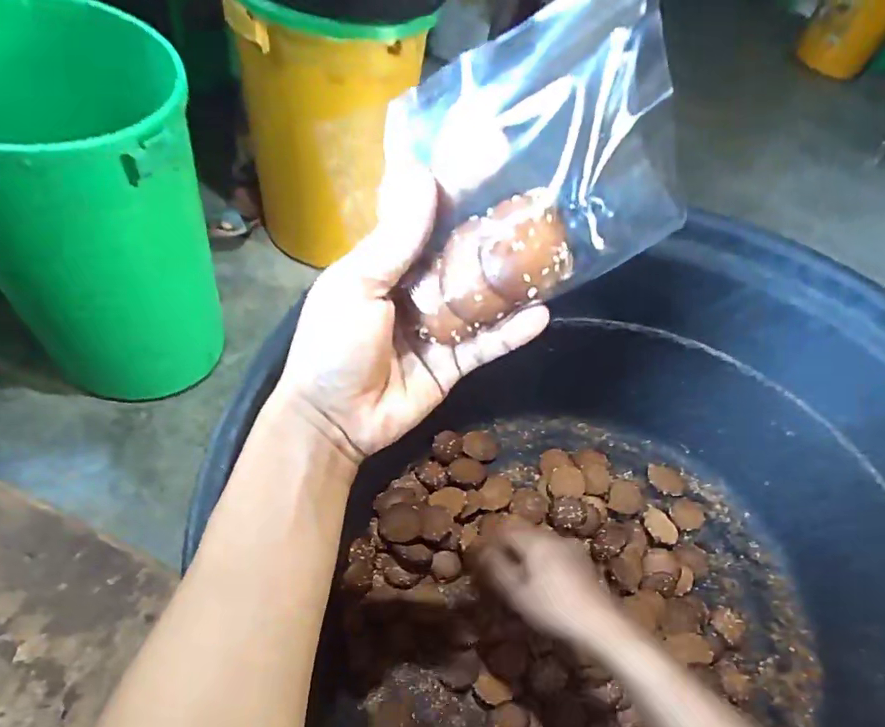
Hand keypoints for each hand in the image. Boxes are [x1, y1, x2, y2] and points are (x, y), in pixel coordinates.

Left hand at [271, 155, 550, 462]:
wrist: (333, 419)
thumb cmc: (332, 346)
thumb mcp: (356, 286)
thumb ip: (394, 240)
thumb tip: (424, 177)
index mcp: (387, 261)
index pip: (428, 214)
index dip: (458, 183)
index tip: (495, 149)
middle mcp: (417, 288)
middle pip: (463, 253)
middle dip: (497, 228)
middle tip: (541, 197)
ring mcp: (438, 327)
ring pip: (481, 298)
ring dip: (512, 278)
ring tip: (552, 251)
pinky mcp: (453, 365)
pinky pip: (486, 345)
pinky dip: (511, 333)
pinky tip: (541, 313)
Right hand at [474, 523, 629, 647]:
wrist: (599, 622)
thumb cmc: (552, 607)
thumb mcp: (516, 592)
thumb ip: (496, 568)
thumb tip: (481, 553)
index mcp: (536, 541)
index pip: (505, 530)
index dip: (489, 541)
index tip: (479, 558)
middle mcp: (555, 537)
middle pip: (524, 534)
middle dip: (508, 548)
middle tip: (495, 569)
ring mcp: (572, 548)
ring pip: (540, 545)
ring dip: (525, 556)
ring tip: (517, 578)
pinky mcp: (583, 561)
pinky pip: (554, 554)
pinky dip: (542, 563)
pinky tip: (541, 584)